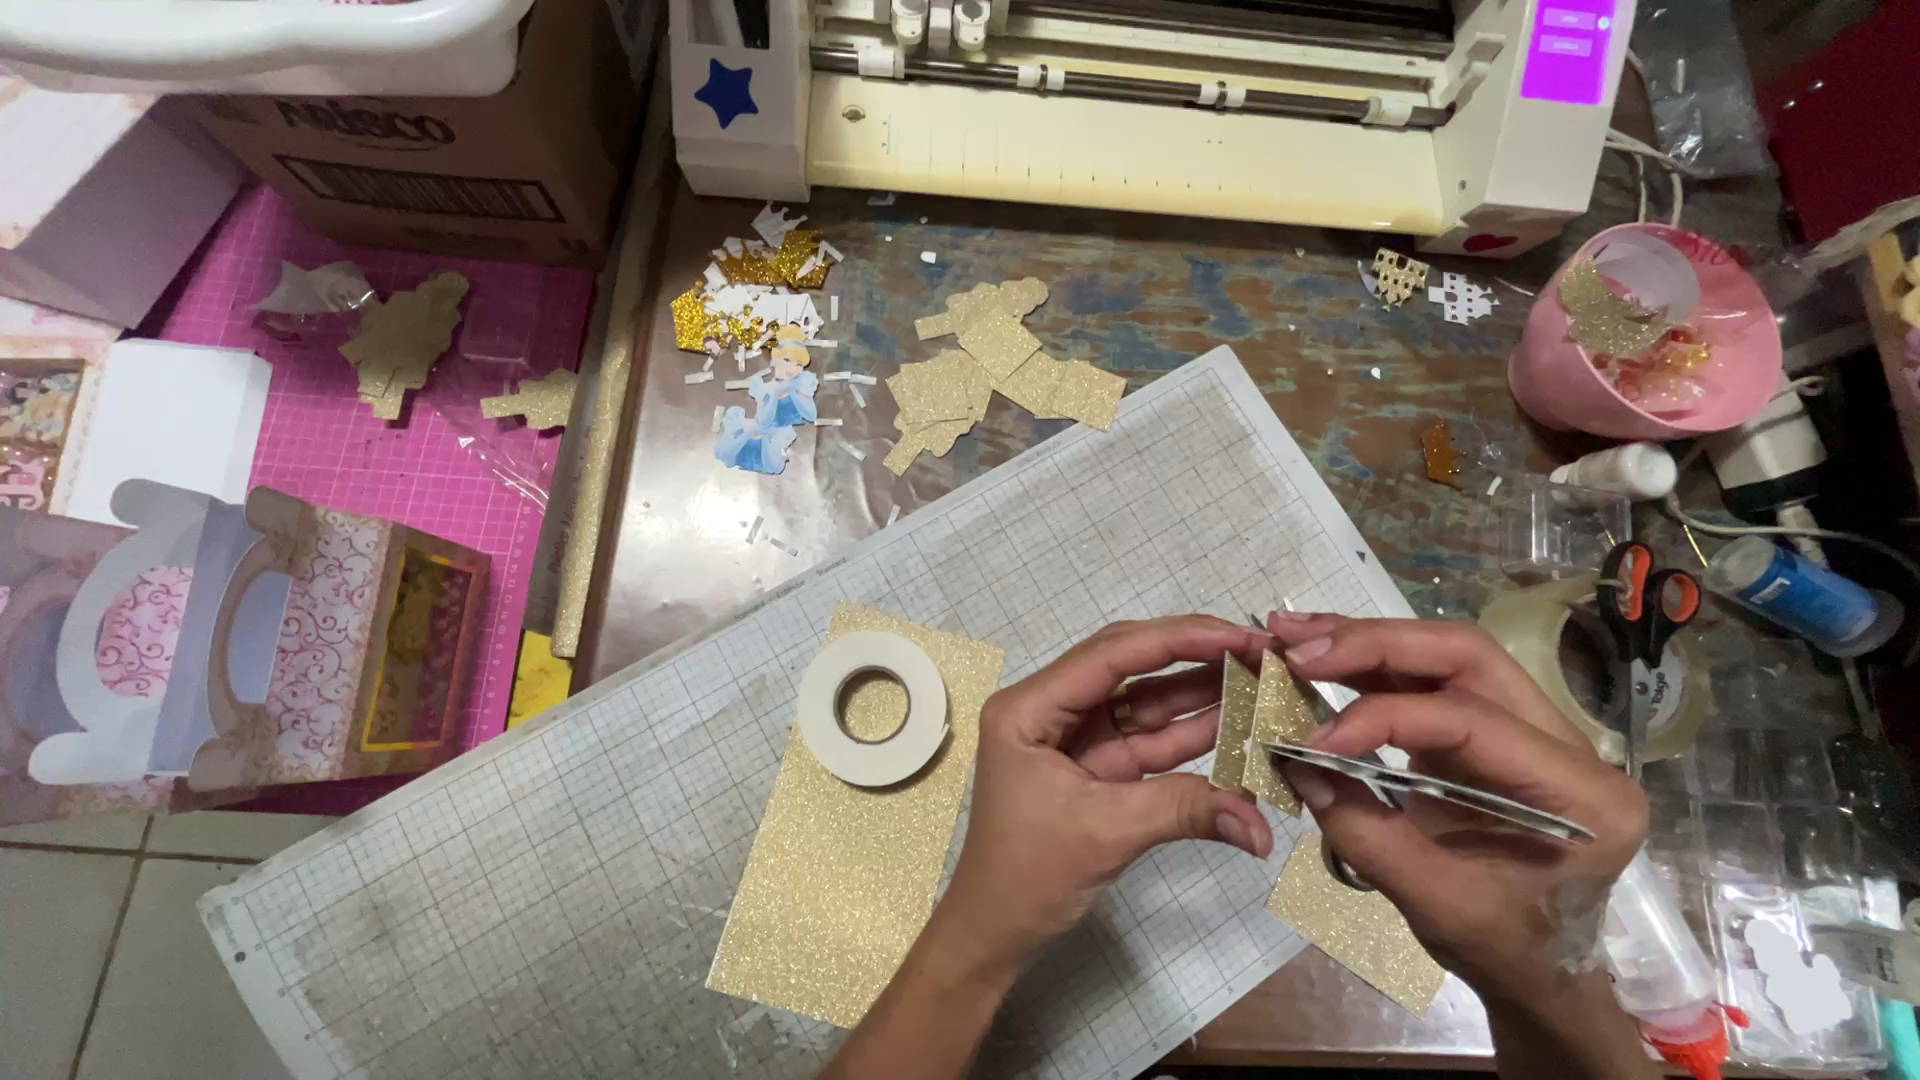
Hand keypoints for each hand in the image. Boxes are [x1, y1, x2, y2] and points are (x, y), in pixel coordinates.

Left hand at [938, 616, 1276, 972]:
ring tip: (1261, 676)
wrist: (998, 929)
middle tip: (1258, 650)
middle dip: (1193, 656)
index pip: (1110, 654)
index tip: (1237, 635)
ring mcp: (1076, 735)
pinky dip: (1192, 732)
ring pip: (1145, 700)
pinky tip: (1236, 718)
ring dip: (1200, 691)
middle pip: (1129, 666)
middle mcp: (1050, 707)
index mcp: (1030, 706)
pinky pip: (1150, 738)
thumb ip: (1184, 811)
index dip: (1177, 639)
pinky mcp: (1098, 765)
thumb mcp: (1104, 832)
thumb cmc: (1027, 874)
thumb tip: (1263, 827)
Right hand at [1264, 612, 1648, 1007]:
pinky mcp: (1479, 722)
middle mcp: (1560, 739)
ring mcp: (1520, 724)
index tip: (1313, 739)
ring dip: (1361, 639)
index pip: (1471, 720)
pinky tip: (1316, 651)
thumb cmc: (1500, 942)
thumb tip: (1295, 760)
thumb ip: (1363, 829)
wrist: (1531, 963)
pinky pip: (1420, 675)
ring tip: (1290, 634)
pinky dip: (1363, 660)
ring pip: (1440, 652)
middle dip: (1374, 645)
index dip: (1383, 718)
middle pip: (1464, 656)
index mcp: (1578, 792)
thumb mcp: (1431, 901)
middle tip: (1297, 650)